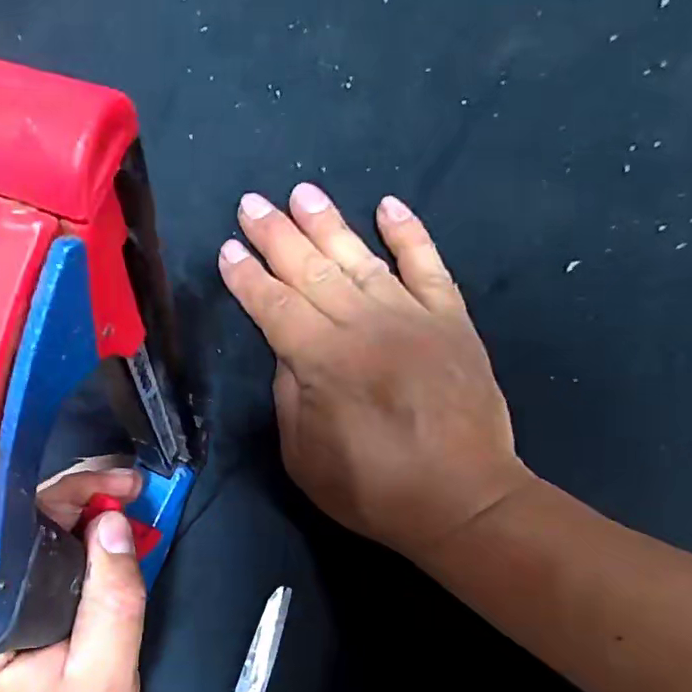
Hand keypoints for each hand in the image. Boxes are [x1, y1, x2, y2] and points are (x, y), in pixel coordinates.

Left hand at [0, 469, 146, 691]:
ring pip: (9, 548)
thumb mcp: (106, 676)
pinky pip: (16, 567)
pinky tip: (91, 525)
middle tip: (119, 485)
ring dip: (62, 516)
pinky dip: (57, 541)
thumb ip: (112, 602)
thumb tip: (113, 520)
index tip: (95, 486)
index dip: (40, 506)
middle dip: (61, 503)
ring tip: (114, 496)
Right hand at [218, 184, 536, 556]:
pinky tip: (388, 206)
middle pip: (311, 271)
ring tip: (302, 192)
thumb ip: (289, 399)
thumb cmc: (373, 489)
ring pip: (362, 258)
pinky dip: (409, 233)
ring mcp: (413, 316)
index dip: (248, 279)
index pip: (274, 307)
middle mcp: (364, 325)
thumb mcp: (304, 458)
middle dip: (276, 235)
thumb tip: (290, 355)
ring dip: (328, 223)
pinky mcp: (451, 320)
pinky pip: (428, 265)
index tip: (228, 249)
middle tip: (251, 203)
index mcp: (323, 362)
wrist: (463, 499)